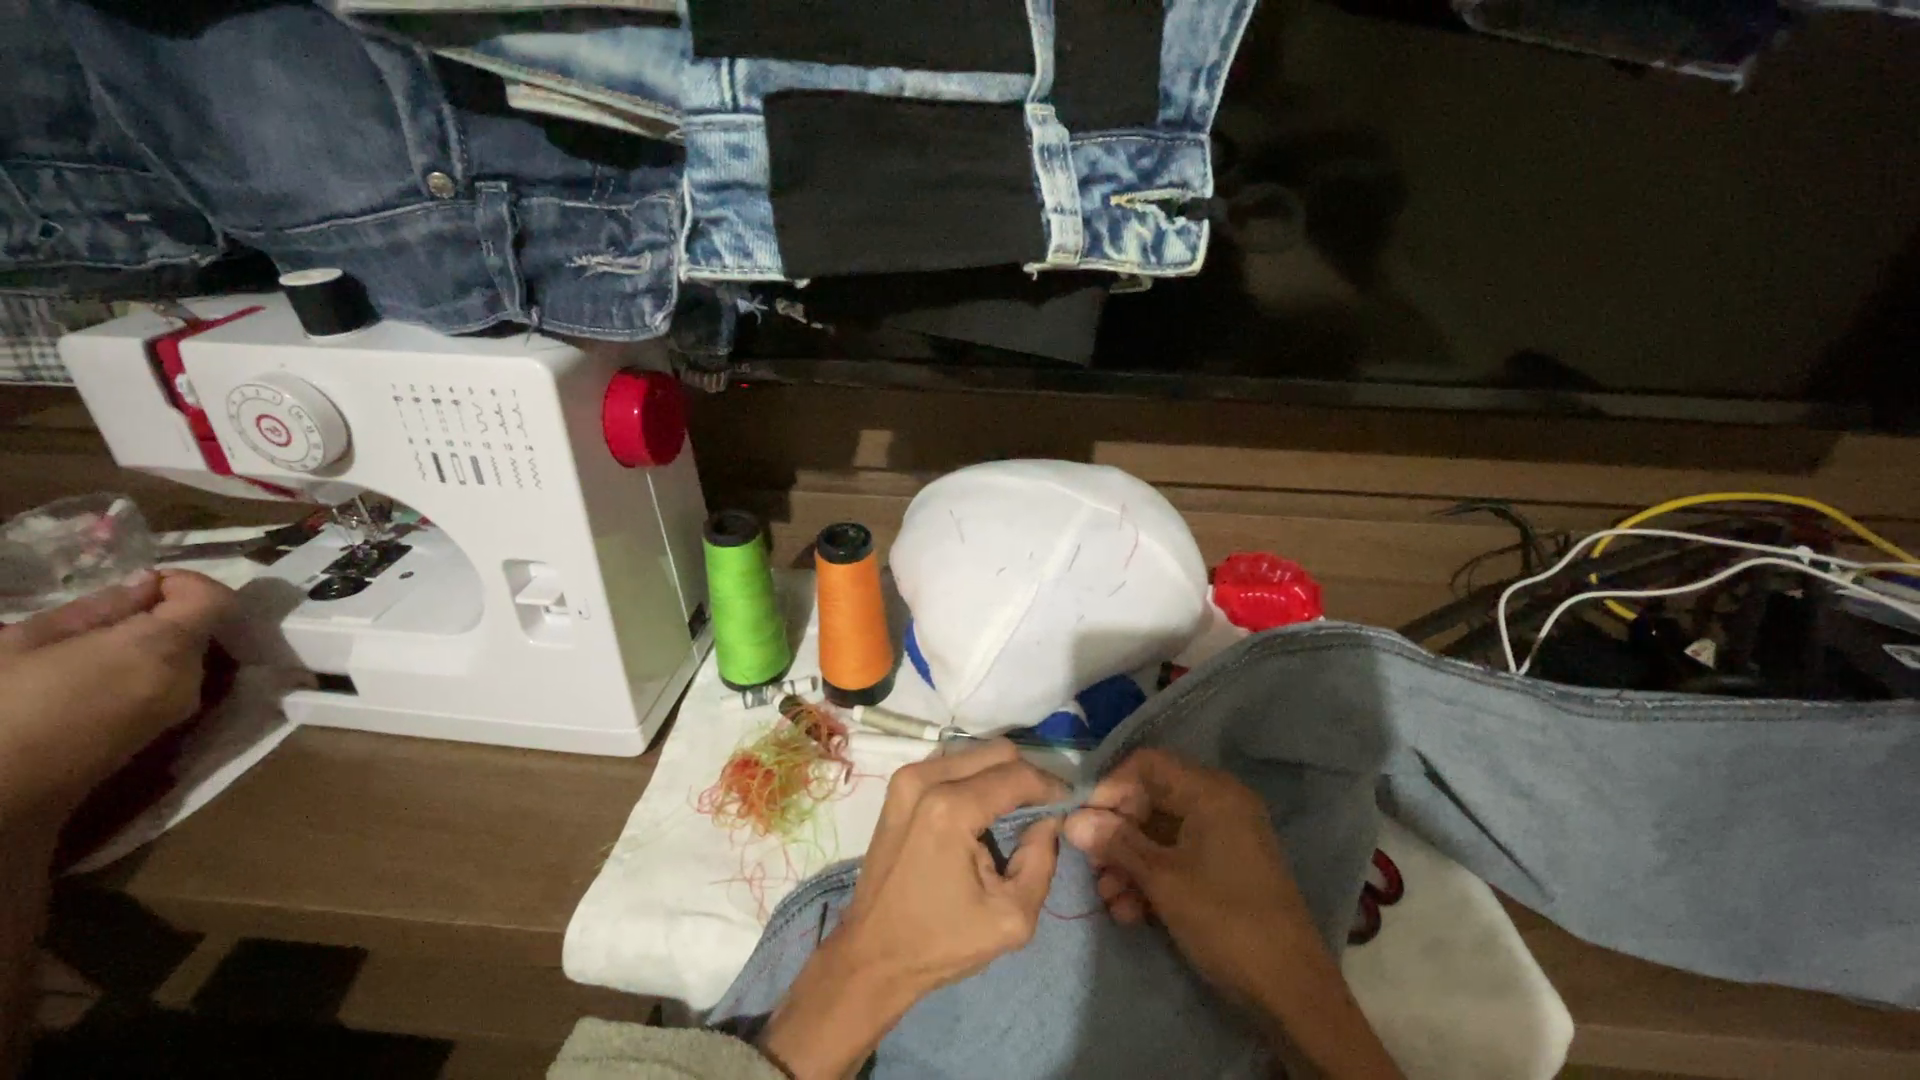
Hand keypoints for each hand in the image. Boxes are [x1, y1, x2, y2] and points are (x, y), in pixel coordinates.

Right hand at [0, 570, 233, 830]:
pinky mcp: (162, 731)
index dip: (186, 583)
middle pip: (201, 629)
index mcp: (165, 648)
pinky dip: (146, 668)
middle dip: (163, 614)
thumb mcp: (29, 641)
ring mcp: (180, 708)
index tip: (145, 582)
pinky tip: (92, 676)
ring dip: (152, 642)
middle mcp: (189, 677)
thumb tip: (145, 586)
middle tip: (100, 617)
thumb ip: (98, 608)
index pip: (217, 600)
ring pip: (184, 657)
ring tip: (84, 648)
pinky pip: (169, 683)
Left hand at [759, 740, 1064, 1078]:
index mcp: (951, 808)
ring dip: (1001, 776)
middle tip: (1045, 809)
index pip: (1018, 775)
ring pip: (974, 754)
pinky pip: (951, 765)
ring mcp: (906, 779)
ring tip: (1018, 812)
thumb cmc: (940, 942)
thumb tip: (1049, 821)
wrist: (871, 955)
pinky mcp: (898, 788)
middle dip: (1027, 776)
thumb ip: (1042, 861)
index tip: (1069, 806)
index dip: (1051, 787)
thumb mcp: (1011, 917)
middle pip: (997, 753)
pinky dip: (976, 779)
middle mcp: (924, 779)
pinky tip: (986, 812)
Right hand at [1065, 749, 1402, 1078]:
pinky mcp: (1222, 869)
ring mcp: (1222, 838)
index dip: (1110, 788)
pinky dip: (1150, 878)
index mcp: (1211, 793)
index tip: (1083, 823)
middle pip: (1150, 800)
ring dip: (1127, 862)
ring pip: (1159, 834)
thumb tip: (1071, 819)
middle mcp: (1218, 805)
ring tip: (1108, 900)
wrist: (1290, 990)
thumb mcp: (1162, 879)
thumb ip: (1115, 843)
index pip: (1147, 764)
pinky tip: (1129, 912)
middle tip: (1090, 867)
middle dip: (1115, 833)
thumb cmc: (1225, 920)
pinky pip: (1176, 858)